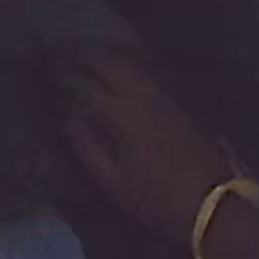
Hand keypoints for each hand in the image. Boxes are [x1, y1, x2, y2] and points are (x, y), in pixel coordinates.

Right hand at [50, 47, 233, 238]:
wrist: (214, 208)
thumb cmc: (158, 199)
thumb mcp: (114, 183)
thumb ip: (86, 146)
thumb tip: (68, 117)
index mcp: (120, 115)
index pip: (83, 85)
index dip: (61, 75)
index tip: (44, 69)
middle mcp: (138, 95)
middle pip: (103, 61)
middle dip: (77, 52)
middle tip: (57, 50)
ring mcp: (159, 94)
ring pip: (124, 59)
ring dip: (99, 51)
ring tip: (81, 50)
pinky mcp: (174, 99)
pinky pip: (142, 68)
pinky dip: (122, 58)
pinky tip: (114, 61)